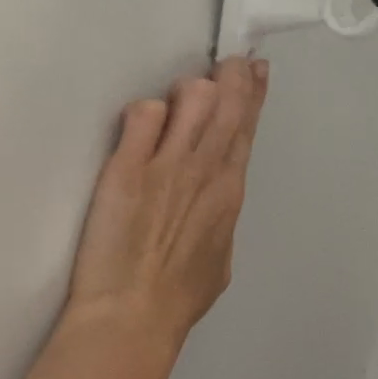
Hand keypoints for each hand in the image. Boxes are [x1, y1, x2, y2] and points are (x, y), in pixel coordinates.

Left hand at [66, 56, 269, 343]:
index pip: (246, 128)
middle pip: (226, 101)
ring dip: (184, 92)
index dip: (250, 94)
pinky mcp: (126, 169)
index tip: (251, 70)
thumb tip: (214, 212)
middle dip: (226, 76)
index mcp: (229, 193)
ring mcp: (167, 165)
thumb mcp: (217, 262)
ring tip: (172, 104)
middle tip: (221, 65)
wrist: (132, 314)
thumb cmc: (173, 301)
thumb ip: (217, 225)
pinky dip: (142, 112)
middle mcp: (204, 170)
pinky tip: (134, 126)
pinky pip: (143, 115)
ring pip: (192, 98)